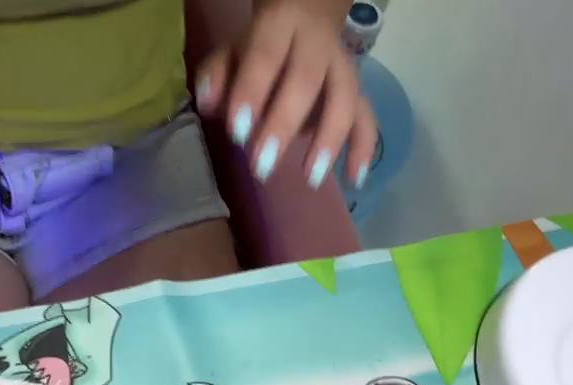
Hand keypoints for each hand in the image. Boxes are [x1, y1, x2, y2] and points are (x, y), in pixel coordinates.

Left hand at [193, 0, 375, 187]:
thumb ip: (219, 74)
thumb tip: (206, 102)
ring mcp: (342, 69)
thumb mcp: (233, 51)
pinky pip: (366, 118)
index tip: (238, 132)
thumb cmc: (260, 48)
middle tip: (263, 167)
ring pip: (344, 100)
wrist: (307, 17)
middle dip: (284, 125)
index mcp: (282, 27)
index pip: (266, 56)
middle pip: (306, 81)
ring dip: (330, 141)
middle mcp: (318, 46)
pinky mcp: (357, 93)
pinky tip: (355, 179)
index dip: (253, 91)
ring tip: (312, 179)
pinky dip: (363, 148)